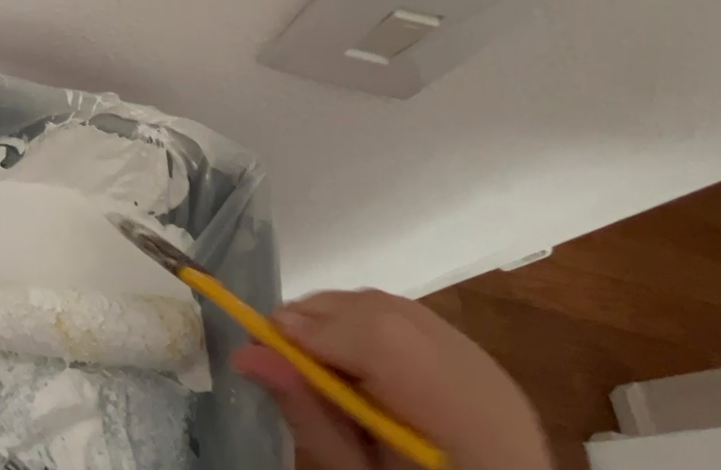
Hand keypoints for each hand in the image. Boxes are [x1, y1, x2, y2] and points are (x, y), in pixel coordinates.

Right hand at [231, 290, 550, 469]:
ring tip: (316, 361)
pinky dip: (367, 326)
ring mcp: (475, 356)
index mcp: (451, 410)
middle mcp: (469, 365)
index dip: (307, 330)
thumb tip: (245, 354)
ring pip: (386, 305)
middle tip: (278, 355)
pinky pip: (407, 318)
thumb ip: (308, 414)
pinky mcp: (474, 357)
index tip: (258, 344)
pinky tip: (356, 363)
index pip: (373, 336)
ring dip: (338, 320)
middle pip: (375, 310)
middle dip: (316, 321)